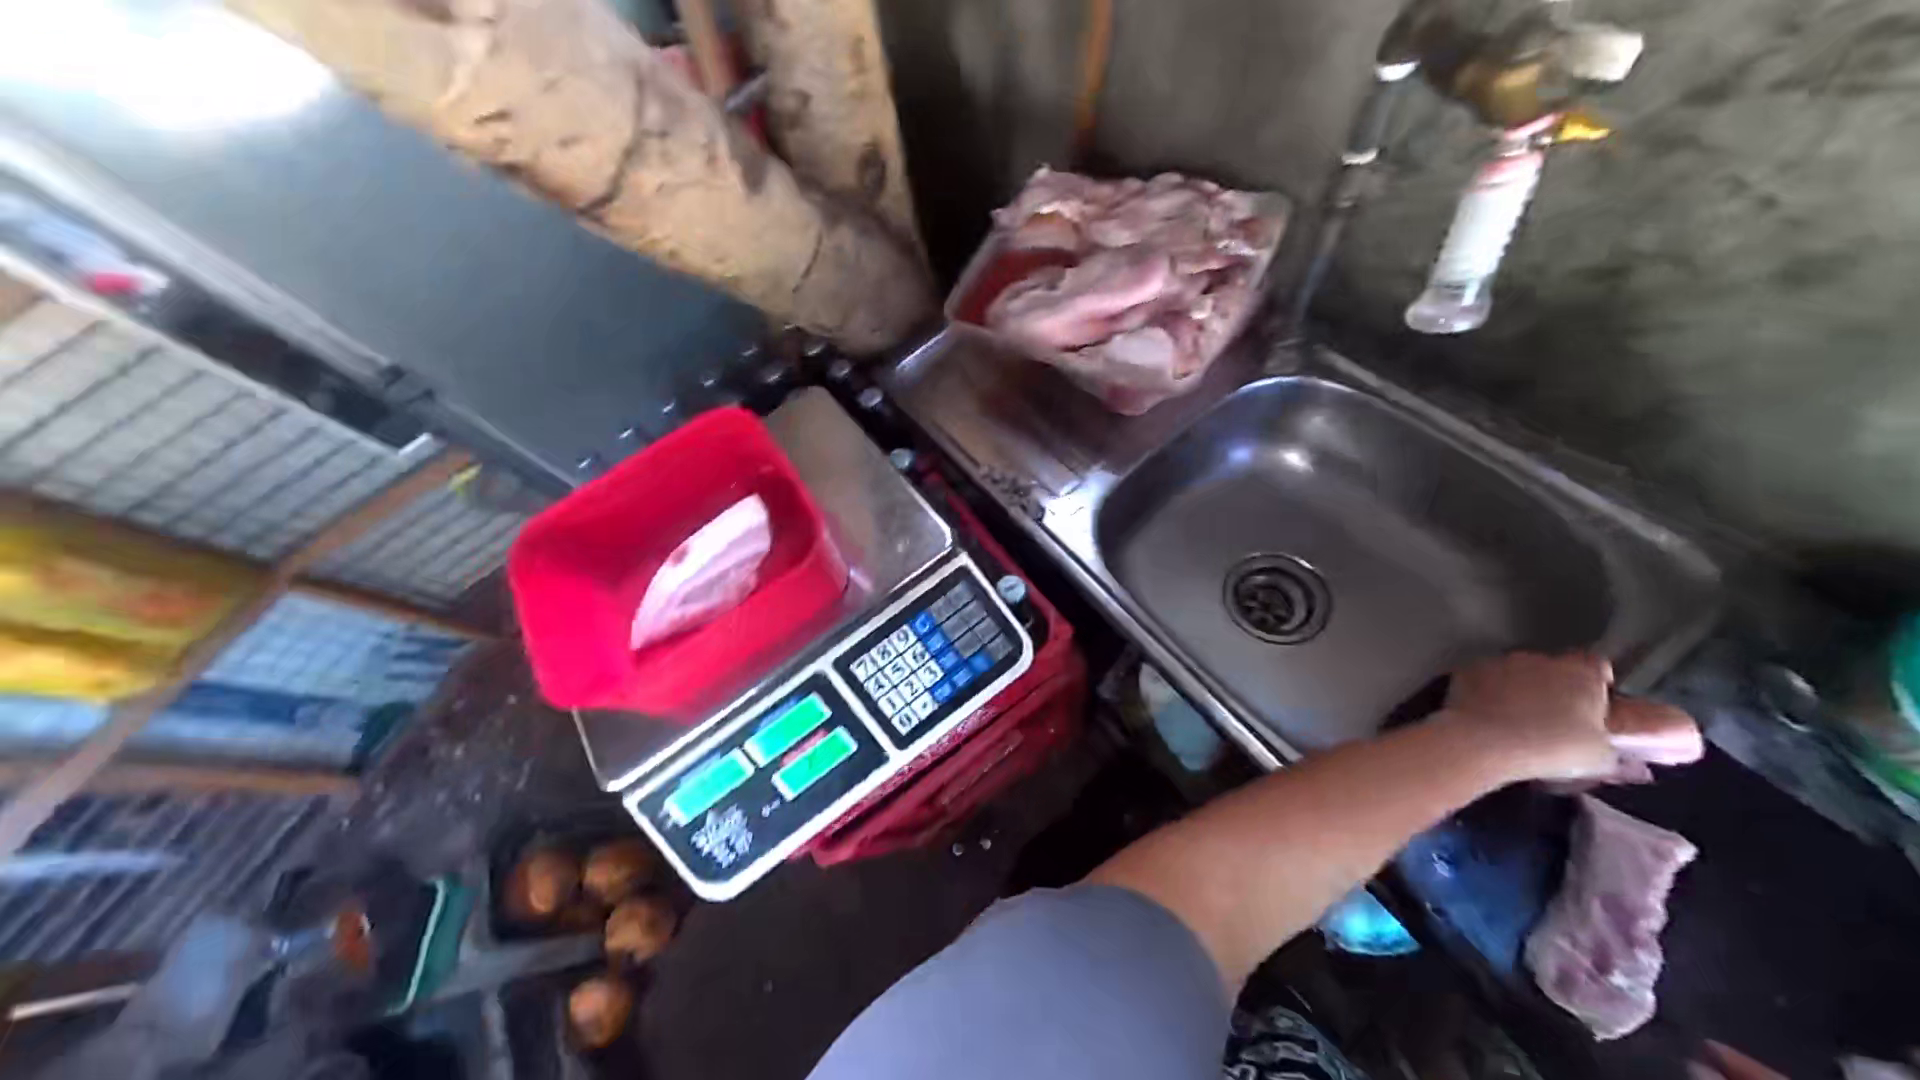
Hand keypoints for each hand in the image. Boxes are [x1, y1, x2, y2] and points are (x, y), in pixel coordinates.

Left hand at [1438, 652, 1703, 782]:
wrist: (1484, 741)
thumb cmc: (1552, 747)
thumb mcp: (1599, 757)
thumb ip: (1619, 754)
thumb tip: (1637, 765)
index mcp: (1579, 673)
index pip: (1597, 665)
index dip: (1597, 682)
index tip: (1594, 703)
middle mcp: (1539, 659)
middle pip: (1554, 668)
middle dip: (1556, 686)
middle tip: (1554, 715)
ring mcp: (1499, 661)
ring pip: (1516, 671)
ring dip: (1520, 687)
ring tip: (1516, 716)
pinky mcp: (1467, 670)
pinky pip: (1484, 678)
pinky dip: (1487, 691)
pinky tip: (1486, 712)